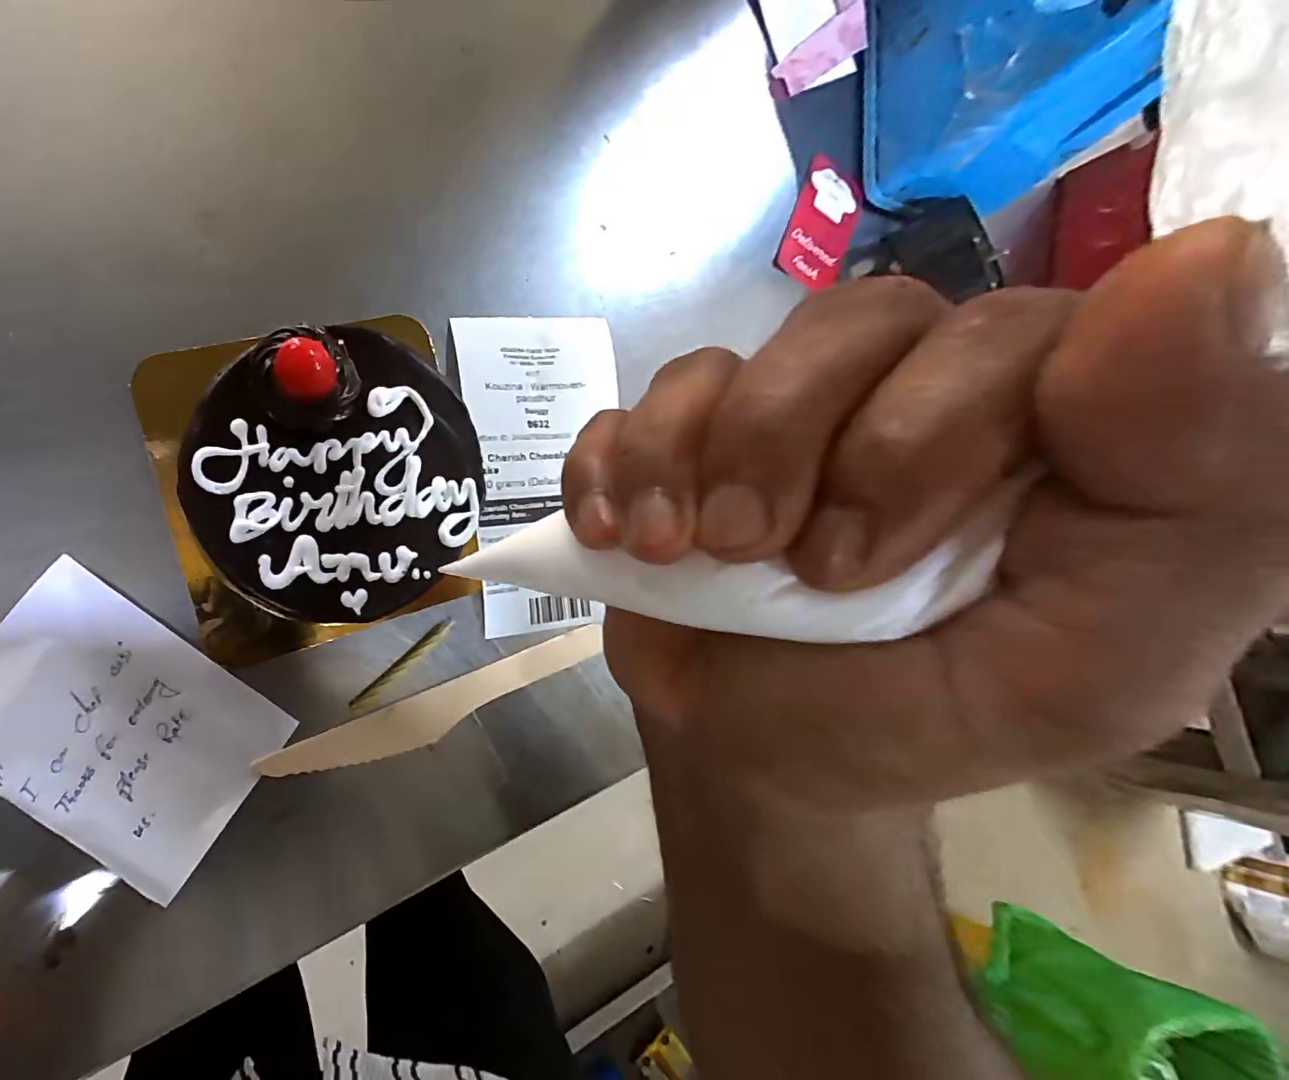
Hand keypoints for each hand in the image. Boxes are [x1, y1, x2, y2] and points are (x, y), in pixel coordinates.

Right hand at [566, 218, 1288, 809]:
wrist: (751, 752)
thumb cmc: (910, 720)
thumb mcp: (1083, 667)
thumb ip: (1195, 497)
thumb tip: (1208, 252)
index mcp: (1038, 430)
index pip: (1008, 328)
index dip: (924, 425)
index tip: (858, 558)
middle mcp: (898, 397)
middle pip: (845, 324)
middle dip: (782, 445)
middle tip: (758, 555)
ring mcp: (762, 423)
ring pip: (718, 362)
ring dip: (678, 459)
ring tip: (667, 550)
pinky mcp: (666, 453)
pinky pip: (623, 413)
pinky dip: (606, 469)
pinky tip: (610, 534)